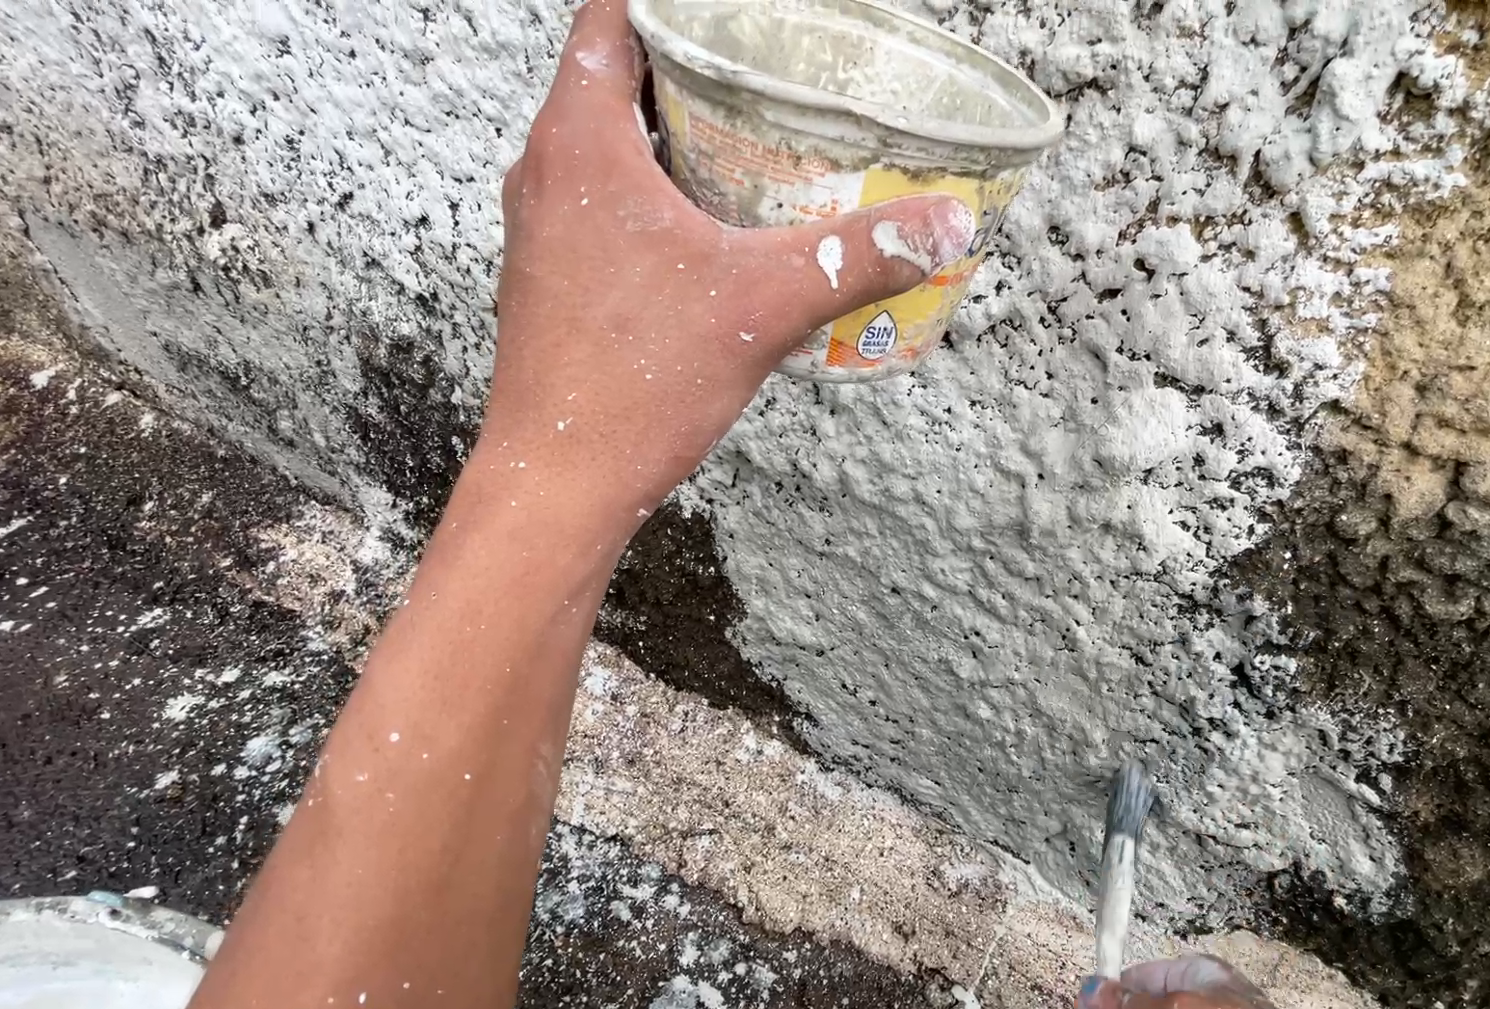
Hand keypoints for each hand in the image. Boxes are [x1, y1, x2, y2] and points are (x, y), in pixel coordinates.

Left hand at [480, 0, 975, 534]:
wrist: (561, 481)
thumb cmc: (637, 384)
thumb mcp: (765, 305)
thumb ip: (858, 258)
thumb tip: (944, 223)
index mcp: (582, 144)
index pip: (615, 21)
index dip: (679, 13)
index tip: (739, 29)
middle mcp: (547, 175)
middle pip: (617, 84)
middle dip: (693, 79)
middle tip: (767, 93)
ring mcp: (545, 233)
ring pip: (611, 156)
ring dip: (676, 149)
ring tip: (753, 162)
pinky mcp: (557, 284)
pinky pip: (607, 216)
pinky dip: (658, 209)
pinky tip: (714, 247)